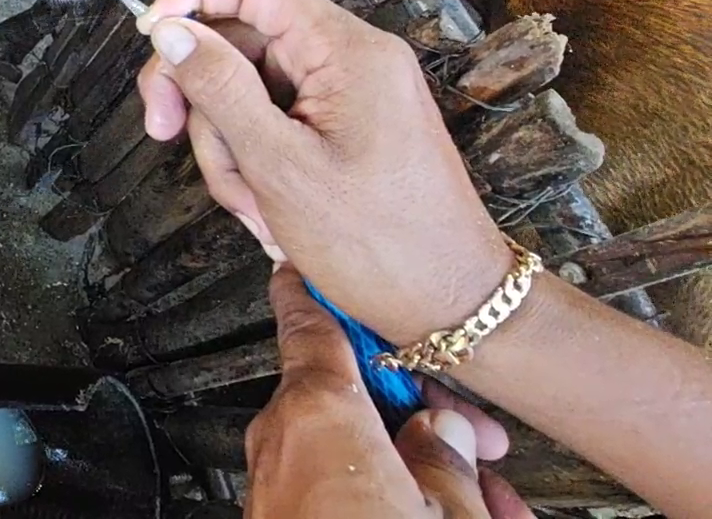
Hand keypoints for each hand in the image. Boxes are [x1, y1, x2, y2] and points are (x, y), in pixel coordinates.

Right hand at [134, 0, 512, 345]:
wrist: (454, 310)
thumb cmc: (375, 241)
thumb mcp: (279, 163)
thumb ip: (219, 86)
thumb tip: (167, 30)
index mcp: (344, 51)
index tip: (146, 34)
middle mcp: (342, 59)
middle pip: (232, 39)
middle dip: (192, 88)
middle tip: (159, 131)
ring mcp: (336, 92)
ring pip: (236, 85)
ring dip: (219, 140)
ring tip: (243, 200)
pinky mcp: (329, 122)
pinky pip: (258, 117)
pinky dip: (242, 156)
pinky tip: (257, 202)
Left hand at [247, 266, 530, 518]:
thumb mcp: (448, 514)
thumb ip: (442, 459)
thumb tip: (441, 427)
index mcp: (316, 408)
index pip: (306, 322)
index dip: (310, 290)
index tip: (303, 264)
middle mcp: (283, 428)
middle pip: (340, 385)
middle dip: (407, 401)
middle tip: (477, 431)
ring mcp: (275, 470)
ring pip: (342, 435)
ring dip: (403, 449)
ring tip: (482, 490)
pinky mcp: (278, 506)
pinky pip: (327, 474)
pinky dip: (372, 477)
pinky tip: (435, 505)